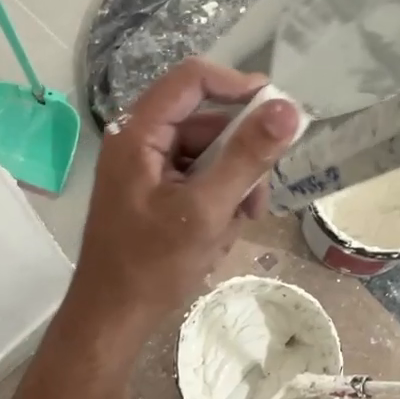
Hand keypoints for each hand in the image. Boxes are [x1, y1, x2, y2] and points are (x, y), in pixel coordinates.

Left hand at [70, 58, 301, 329]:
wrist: (112, 319)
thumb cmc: (152, 266)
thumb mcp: (207, 210)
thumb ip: (247, 157)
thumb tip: (287, 109)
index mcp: (138, 133)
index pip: (192, 79)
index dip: (237, 85)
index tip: (278, 110)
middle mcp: (139, 141)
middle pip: (206, 121)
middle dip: (240, 155)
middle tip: (259, 197)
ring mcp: (146, 168)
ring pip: (208, 154)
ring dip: (233, 185)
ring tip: (238, 224)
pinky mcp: (155, 192)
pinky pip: (198, 179)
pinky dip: (218, 201)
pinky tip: (220, 235)